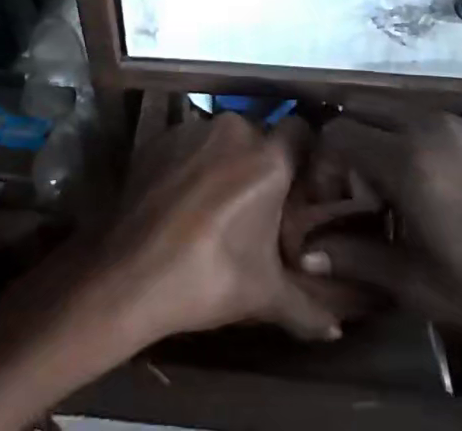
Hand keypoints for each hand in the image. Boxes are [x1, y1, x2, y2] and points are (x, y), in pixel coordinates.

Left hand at [97, 111, 355, 345]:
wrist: (125, 277)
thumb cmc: (208, 279)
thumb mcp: (264, 295)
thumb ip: (307, 308)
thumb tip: (336, 331)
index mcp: (268, 158)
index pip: (301, 129)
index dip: (304, 152)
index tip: (300, 182)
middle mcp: (234, 130)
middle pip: (259, 135)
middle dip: (261, 162)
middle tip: (256, 202)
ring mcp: (191, 131)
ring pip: (222, 138)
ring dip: (224, 161)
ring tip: (215, 204)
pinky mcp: (158, 139)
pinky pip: (188, 143)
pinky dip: (191, 163)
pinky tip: (182, 200)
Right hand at [298, 107, 461, 367]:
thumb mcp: (418, 285)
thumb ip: (356, 259)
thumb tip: (305, 255)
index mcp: (410, 161)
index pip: (338, 133)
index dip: (320, 165)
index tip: (324, 204)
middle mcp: (428, 126)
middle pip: (359, 109)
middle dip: (341, 144)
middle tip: (345, 193)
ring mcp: (454, 123)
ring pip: (388, 108)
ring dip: (369, 137)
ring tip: (375, 191)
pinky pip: (415, 117)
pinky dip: (396, 136)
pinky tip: (410, 183)